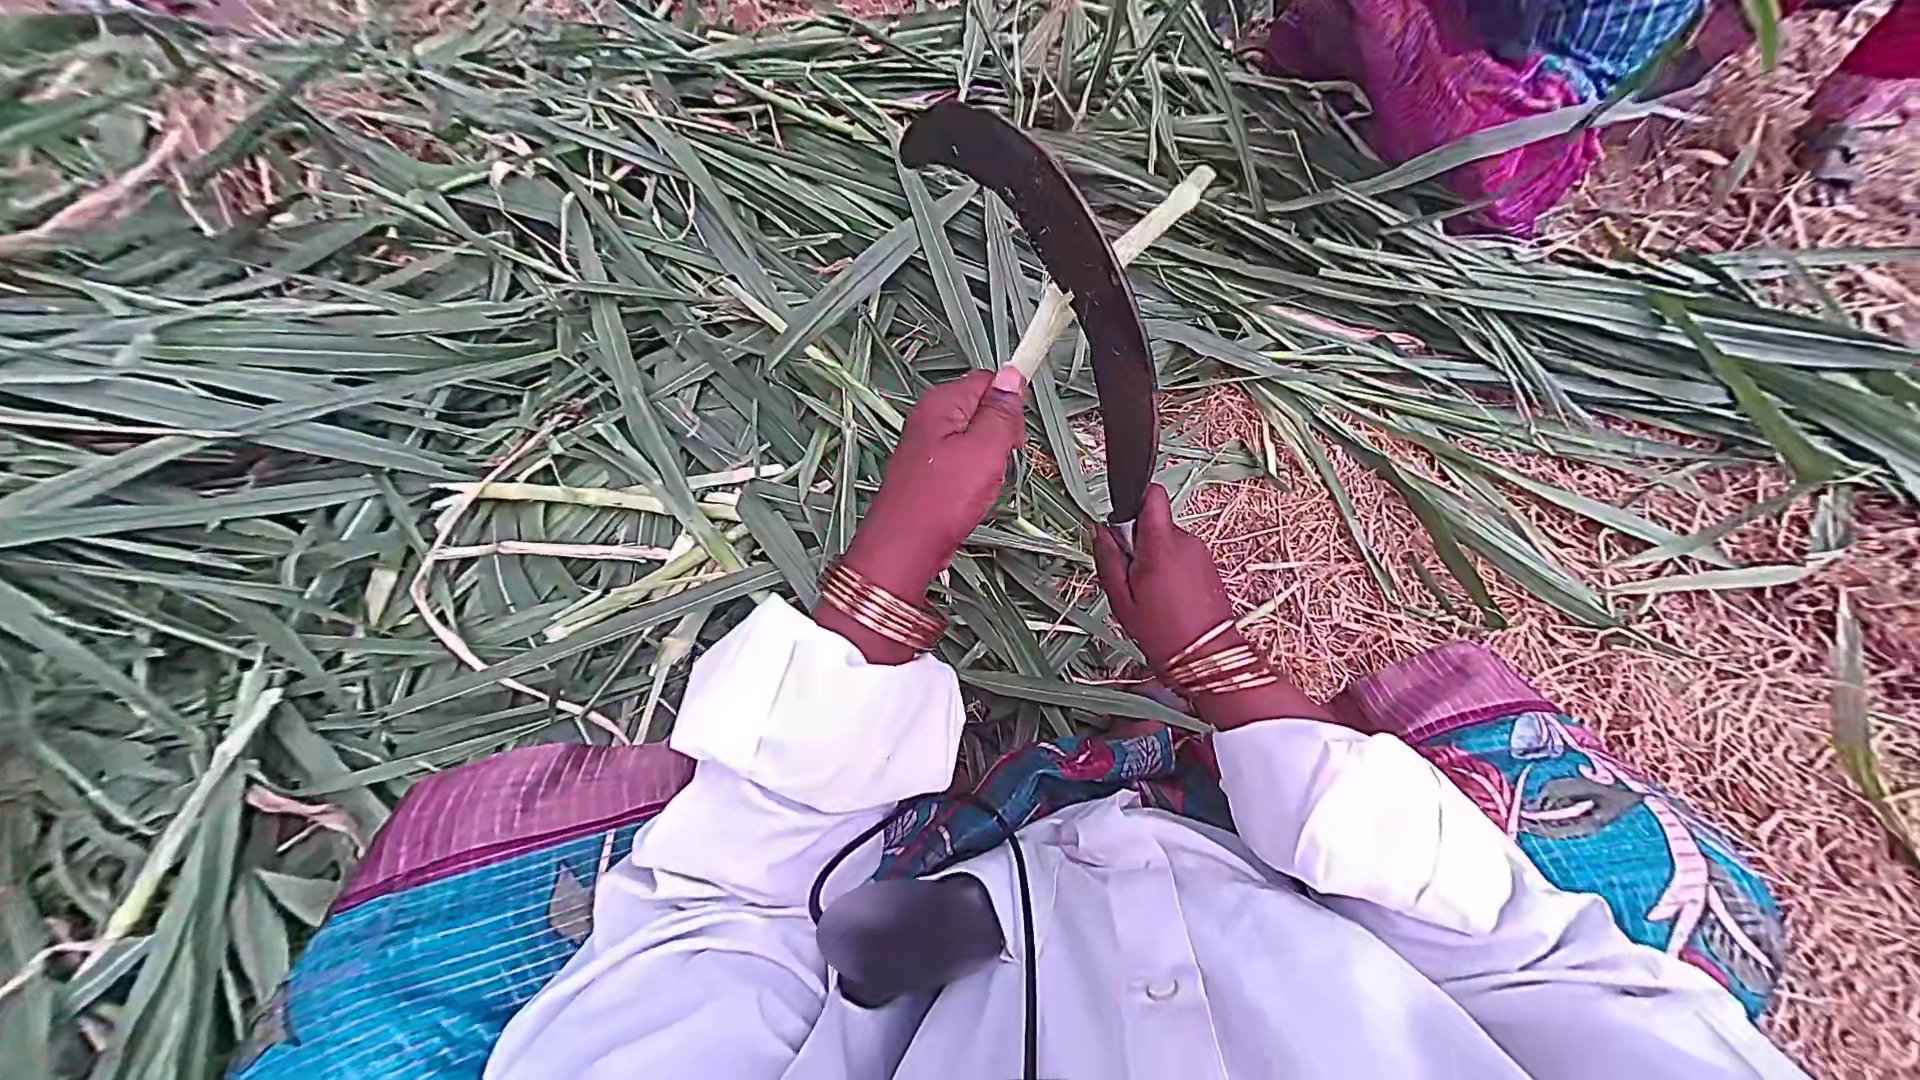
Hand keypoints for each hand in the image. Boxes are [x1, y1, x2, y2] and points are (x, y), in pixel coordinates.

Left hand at [819, 368, 1027, 662]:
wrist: (905, 548)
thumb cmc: (944, 499)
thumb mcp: (985, 449)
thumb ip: (1001, 411)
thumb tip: (1012, 375)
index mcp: (941, 403)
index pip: (986, 380)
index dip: (1008, 403)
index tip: (1014, 435)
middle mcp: (929, 418)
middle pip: (980, 408)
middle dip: (1000, 433)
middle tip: (999, 462)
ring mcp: (926, 446)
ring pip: (973, 438)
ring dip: (989, 458)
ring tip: (984, 483)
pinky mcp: (927, 471)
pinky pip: (961, 461)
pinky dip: (974, 475)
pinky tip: (972, 494)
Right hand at [1094, 484, 1333, 729]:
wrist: (1206, 656)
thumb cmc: (1162, 632)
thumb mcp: (1119, 598)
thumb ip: (1107, 558)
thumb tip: (1098, 531)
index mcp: (1160, 545)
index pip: (1152, 496)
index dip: (1134, 502)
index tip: (1121, 526)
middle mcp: (1185, 541)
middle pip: (1154, 522)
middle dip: (1137, 541)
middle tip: (1131, 575)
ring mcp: (1200, 552)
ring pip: (1166, 540)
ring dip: (1153, 557)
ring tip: (1149, 591)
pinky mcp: (1208, 564)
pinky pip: (1180, 554)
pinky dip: (1168, 568)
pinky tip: (1164, 595)